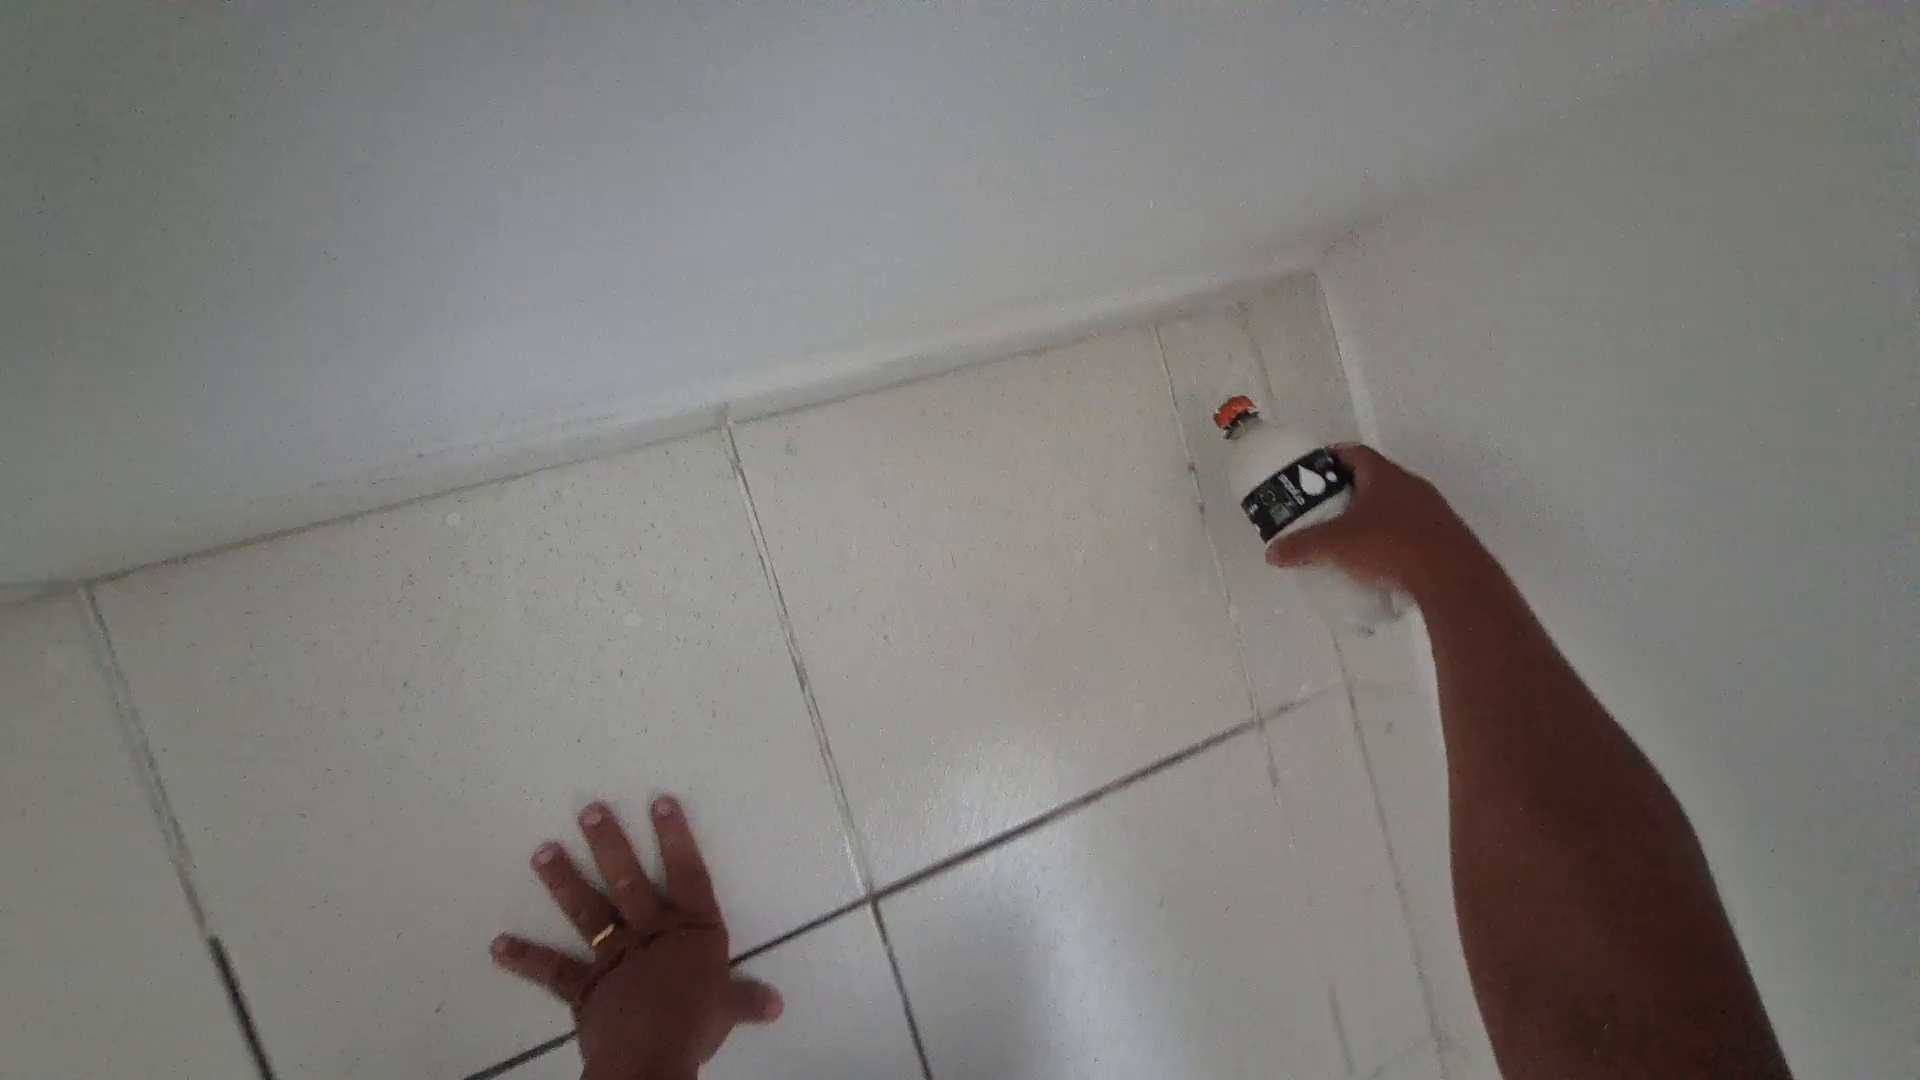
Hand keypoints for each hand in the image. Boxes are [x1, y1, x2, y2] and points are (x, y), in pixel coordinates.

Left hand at [490, 797, 781, 1079]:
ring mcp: (615, 955)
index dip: (676, 836)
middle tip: (589, 811)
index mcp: (692, 928)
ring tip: (542, 851)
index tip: (661, 802)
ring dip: (563, 881)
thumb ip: (748, 999)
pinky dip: (524, 959)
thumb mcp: (729, 1008)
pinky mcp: (585, 987)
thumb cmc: (696, 1023)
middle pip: (629, 879)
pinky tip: (497, 944)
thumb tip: (777, 1004)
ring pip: (588, 911)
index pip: (687, 872)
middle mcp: (652, 930)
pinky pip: (552, 971)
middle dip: (609, 843)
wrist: (650, 1057)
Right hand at [1265, 444, 1488, 600]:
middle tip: (1320, 508)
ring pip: (1391, 503)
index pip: (1354, 452)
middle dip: (1344, 490)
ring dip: (1368, 513)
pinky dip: (1387, 534)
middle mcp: (1411, 485)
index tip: (1310, 474)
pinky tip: (1375, 557)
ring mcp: (1431, 509)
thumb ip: (1301, 546)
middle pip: (1372, 478)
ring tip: (1345, 535)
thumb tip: (1271, 554)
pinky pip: (1407, 526)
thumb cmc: (1390, 546)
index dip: (1329, 458)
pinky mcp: (1442, 534)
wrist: (1452, 579)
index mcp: (1384, 476)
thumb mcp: (1335, 545)